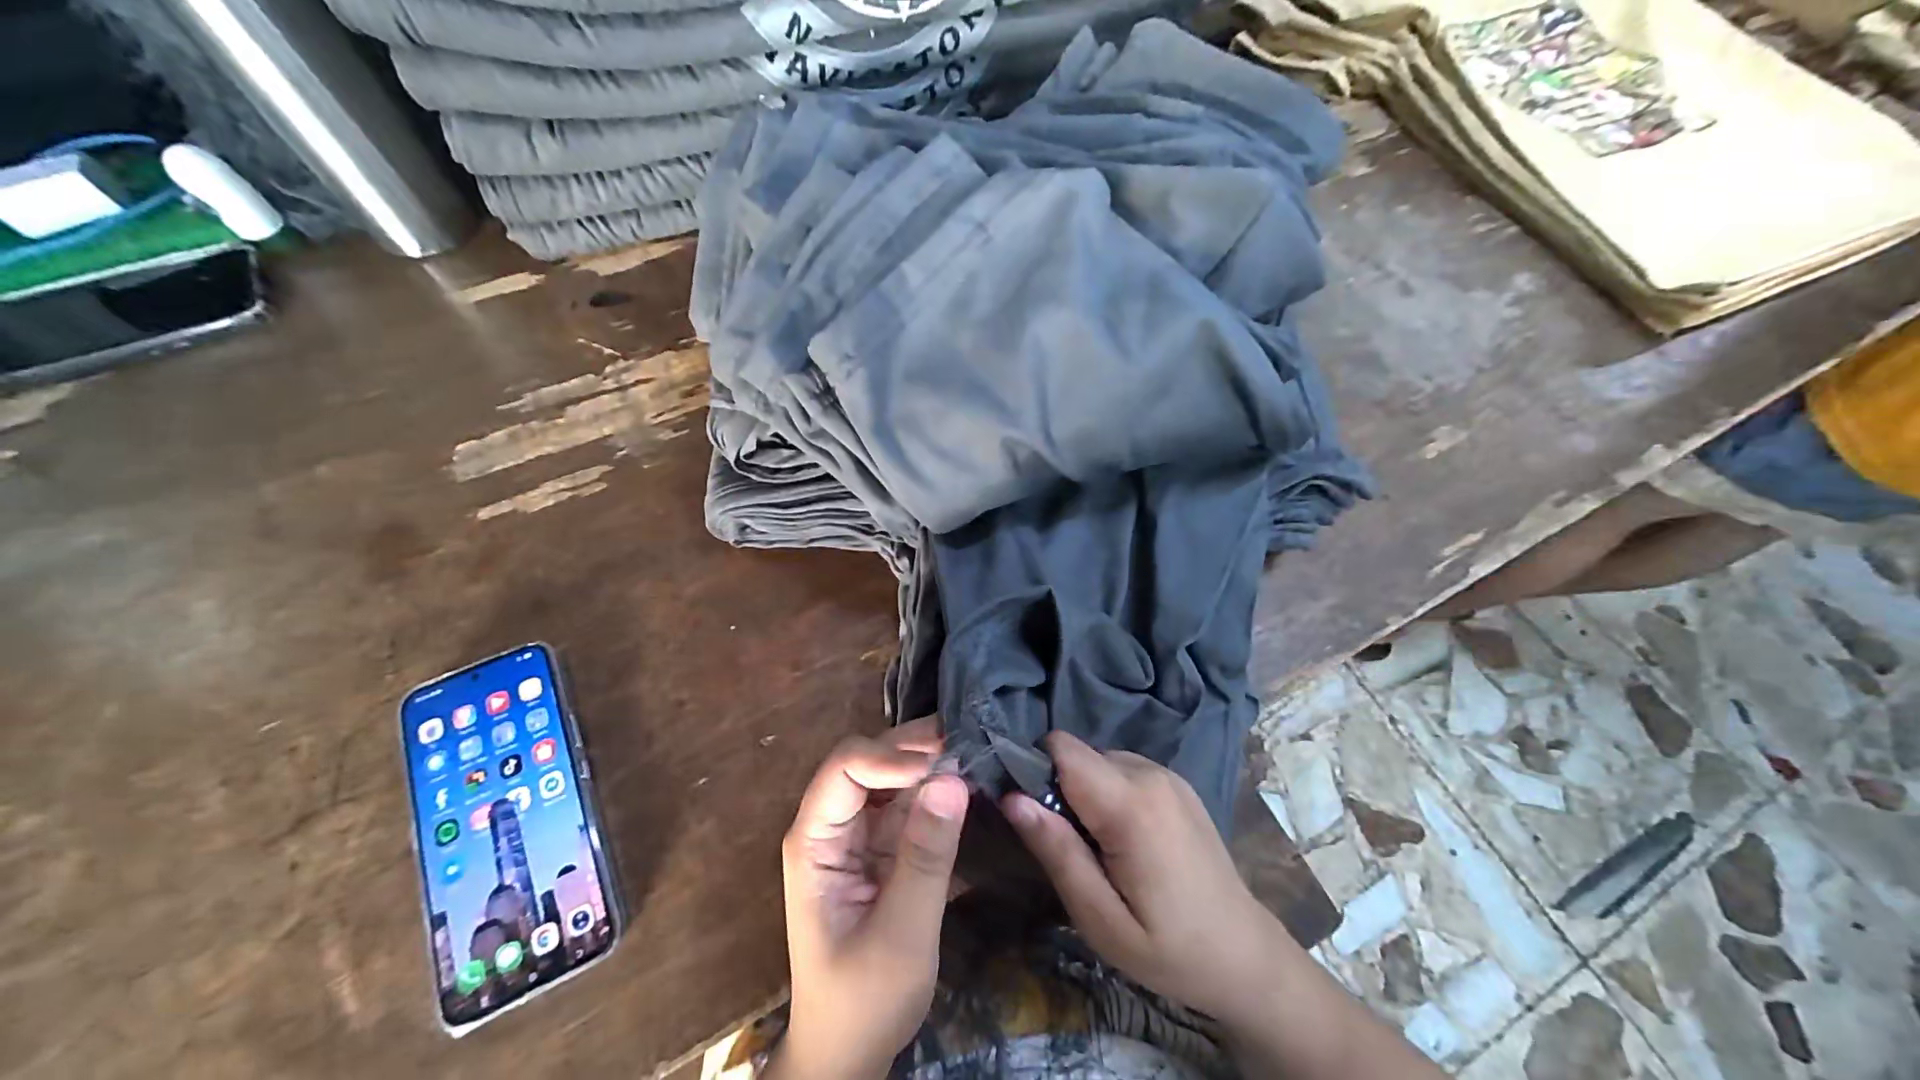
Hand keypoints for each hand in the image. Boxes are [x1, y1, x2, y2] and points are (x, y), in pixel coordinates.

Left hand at [772, 718, 970, 1079]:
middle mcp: (833, 826)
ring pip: (893, 778)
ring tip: (979, 752)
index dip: (891, 756)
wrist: (849, 1053)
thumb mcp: (901, 934)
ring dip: (932, 764)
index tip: (943, 766)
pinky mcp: (883, 851)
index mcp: (815, 840)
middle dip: (916, 748)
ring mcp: (859, 837)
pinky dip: (939, 793)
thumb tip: (953, 780)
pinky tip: (971, 784)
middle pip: (869, 762)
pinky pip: (910, 807)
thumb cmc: (863, 1001)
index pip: (845, 768)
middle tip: (972, 740)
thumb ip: (926, 857)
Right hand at [999, 732, 1289, 1026]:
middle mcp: (1150, 774)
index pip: (1061, 749)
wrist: (1245, 955)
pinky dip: (1108, 794)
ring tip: (1098, 849)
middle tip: (1070, 848)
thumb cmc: (1169, 949)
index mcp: (1131, 804)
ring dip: (1084, 793)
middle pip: (1078, 755)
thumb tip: (1011, 798)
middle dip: (1058, 789)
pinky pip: (1122, 769)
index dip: (1034, 772)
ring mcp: (1168, 775)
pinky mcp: (1176, 783)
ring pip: (1097, 760)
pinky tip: (1124, 841)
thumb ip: (1056, 851)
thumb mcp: (1100, 918)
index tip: (1031, 816)